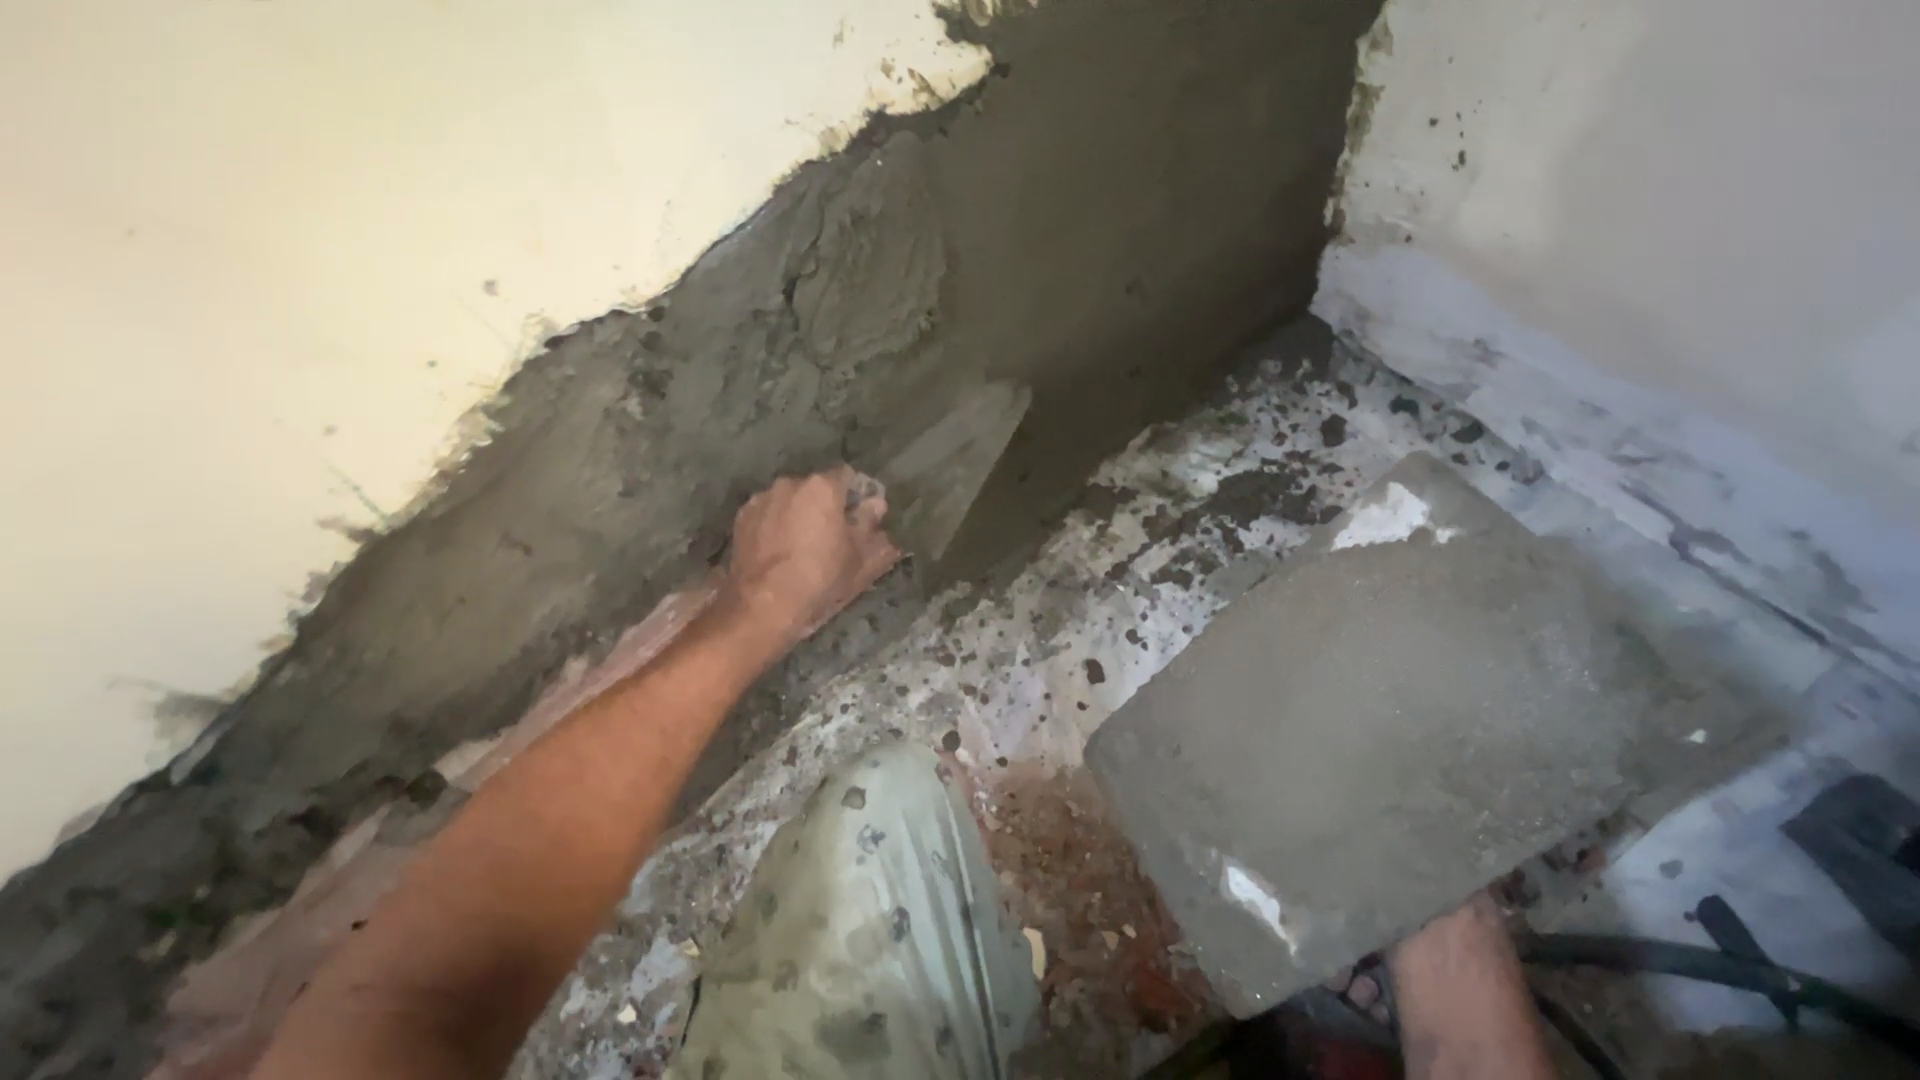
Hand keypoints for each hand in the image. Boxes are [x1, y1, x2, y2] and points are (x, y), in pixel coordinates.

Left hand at [719, 466, 899, 650]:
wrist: (764, 604)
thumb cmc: (820, 578)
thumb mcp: (860, 557)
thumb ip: (870, 524)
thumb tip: (876, 504)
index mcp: (822, 487)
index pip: (847, 476)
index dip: (856, 494)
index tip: (860, 516)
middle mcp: (789, 483)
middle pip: (815, 487)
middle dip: (825, 504)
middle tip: (832, 533)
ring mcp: (762, 499)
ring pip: (789, 500)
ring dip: (798, 513)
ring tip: (801, 544)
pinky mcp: (741, 518)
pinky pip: (768, 514)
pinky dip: (775, 524)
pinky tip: (779, 550)